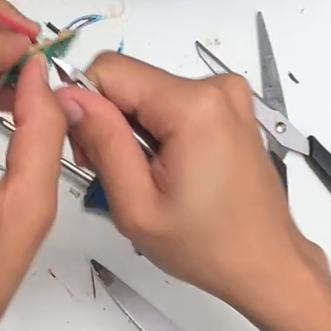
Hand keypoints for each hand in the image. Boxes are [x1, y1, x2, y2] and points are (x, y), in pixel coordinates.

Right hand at [58, 54, 329, 324]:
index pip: (109, 69)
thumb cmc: (209, 245)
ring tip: (144, 179)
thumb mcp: (136, 206)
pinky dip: (156, 132)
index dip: (85, 106)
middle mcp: (215, 88)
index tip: (88, 150)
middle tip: (115, 175)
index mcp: (193, 107)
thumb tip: (68, 96)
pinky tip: (163, 171)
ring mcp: (225, 95)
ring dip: (131, 131)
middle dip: (107, 122)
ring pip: (146, 93)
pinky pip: (170, 103)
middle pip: (129, 80)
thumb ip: (101, 142)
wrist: (263, 262)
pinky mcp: (227, 108)